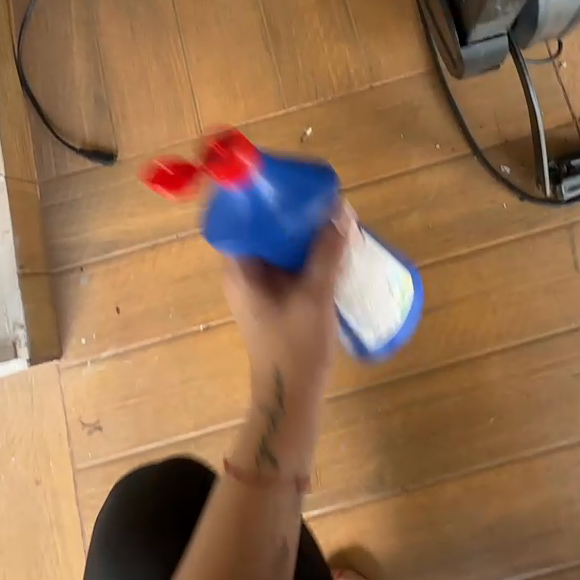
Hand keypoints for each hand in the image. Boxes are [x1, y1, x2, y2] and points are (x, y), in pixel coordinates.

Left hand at [223, 201, 353, 404]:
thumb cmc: (294, 346)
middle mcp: (244, 273)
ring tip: (332, 217)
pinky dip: (307, 252)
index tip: (286, 181)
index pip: (239, 218)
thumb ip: (326, 252)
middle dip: (290, 212)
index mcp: (240, 268)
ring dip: (302, 232)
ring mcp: (261, 288)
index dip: (260, 197)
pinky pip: (289, 264)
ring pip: (279, 247)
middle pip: (262, 229)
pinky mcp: (277, 300)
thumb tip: (340, 210)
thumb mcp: (314, 295)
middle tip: (320, 197)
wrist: (291, 399)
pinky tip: (333, 247)